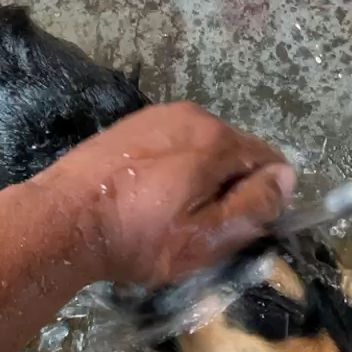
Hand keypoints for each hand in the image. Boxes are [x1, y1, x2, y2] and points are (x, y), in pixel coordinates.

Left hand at [30, 102, 294, 286]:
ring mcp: (157, 115)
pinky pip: (172, 145)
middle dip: (230, 186)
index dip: (265, 196)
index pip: (271, 161)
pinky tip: (147, 196)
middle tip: (200, 226)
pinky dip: (172, 168)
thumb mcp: (206, 236)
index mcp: (216, 138)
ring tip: (168, 214)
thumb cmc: (138, 235)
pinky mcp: (131, 124)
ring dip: (200, 178)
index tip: (240, 226)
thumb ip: (254, 206)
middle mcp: (191, 114)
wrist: (64, 218)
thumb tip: (288, 179)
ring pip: (202, 149)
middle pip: (235, 152)